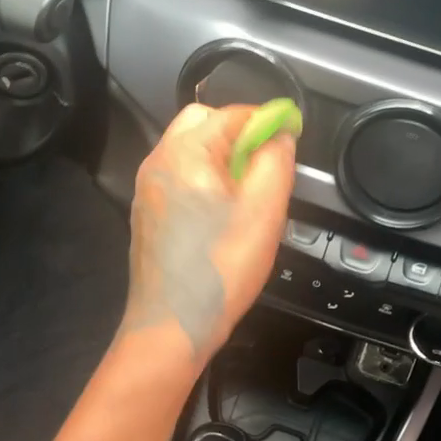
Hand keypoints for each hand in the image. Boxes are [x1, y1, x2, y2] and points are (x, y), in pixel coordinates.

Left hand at [120, 102, 297, 358]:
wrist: (172, 327)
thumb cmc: (220, 270)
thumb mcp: (264, 211)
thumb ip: (276, 162)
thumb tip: (280, 134)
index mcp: (184, 153)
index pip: (233, 113)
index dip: (267, 121)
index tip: (291, 139)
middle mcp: (158, 162)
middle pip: (204, 124)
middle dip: (240, 136)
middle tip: (267, 167)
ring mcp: (149, 190)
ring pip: (191, 153)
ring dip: (223, 161)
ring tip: (249, 197)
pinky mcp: (149, 215)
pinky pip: (181, 180)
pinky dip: (206, 184)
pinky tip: (224, 219)